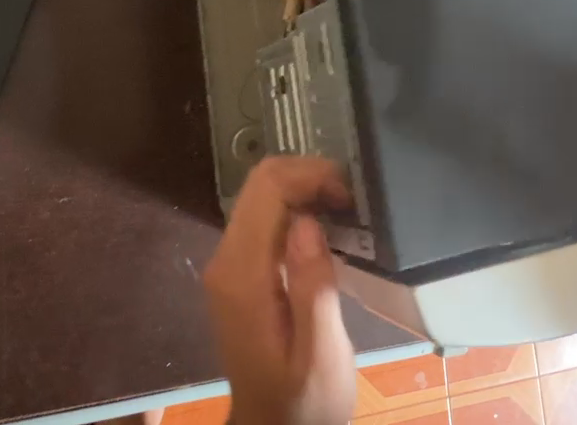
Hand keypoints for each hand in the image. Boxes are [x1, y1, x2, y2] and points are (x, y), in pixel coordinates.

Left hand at [204, 157, 356, 424]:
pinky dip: (296, 207)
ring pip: (261, 195)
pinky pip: (264, 216)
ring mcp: (228, 263)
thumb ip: (313, 288)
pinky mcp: (238, 269)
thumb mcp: (321, 358)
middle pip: (260, 183)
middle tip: (350, 197)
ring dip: (303, 189)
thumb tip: (306, 222)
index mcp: (243, 275)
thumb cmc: (303, 404)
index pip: (266, 190)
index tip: (348, 195)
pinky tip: (324, 226)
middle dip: (307, 175)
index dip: (309, 176)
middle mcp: (226, 259)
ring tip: (343, 209)